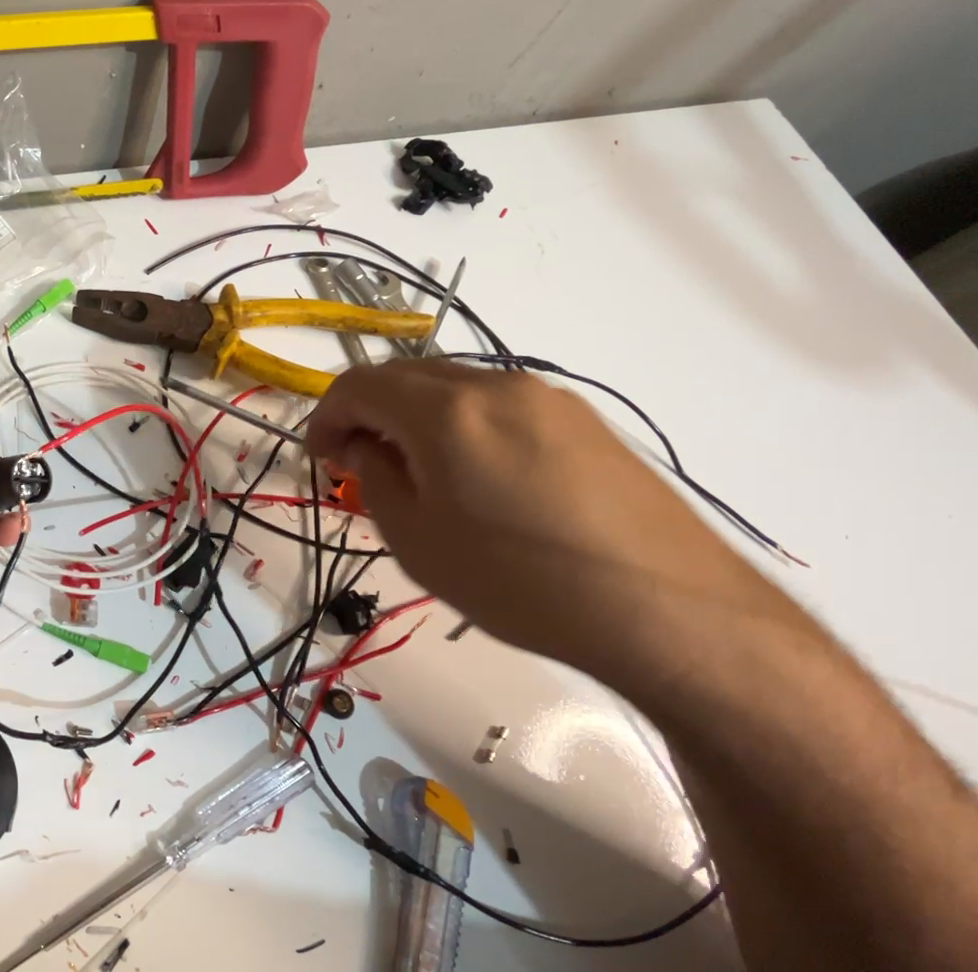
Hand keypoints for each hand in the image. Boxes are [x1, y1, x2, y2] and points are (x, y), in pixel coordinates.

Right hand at [305, 360, 778, 678]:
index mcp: (445, 409)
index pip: (358, 386)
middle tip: (359, 466)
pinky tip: (476, 479)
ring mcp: (548, 398)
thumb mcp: (416, 541)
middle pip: (406, 377)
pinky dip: (464, 427)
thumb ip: (376, 481)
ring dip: (416, 419)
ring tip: (418, 476)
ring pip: (455, 389)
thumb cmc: (518, 582)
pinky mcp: (585, 422)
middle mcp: (497, 384)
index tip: (321, 461)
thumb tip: (369, 451)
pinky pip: (499, 406)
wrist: (666, 611)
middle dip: (369, 414)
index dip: (325, 418)